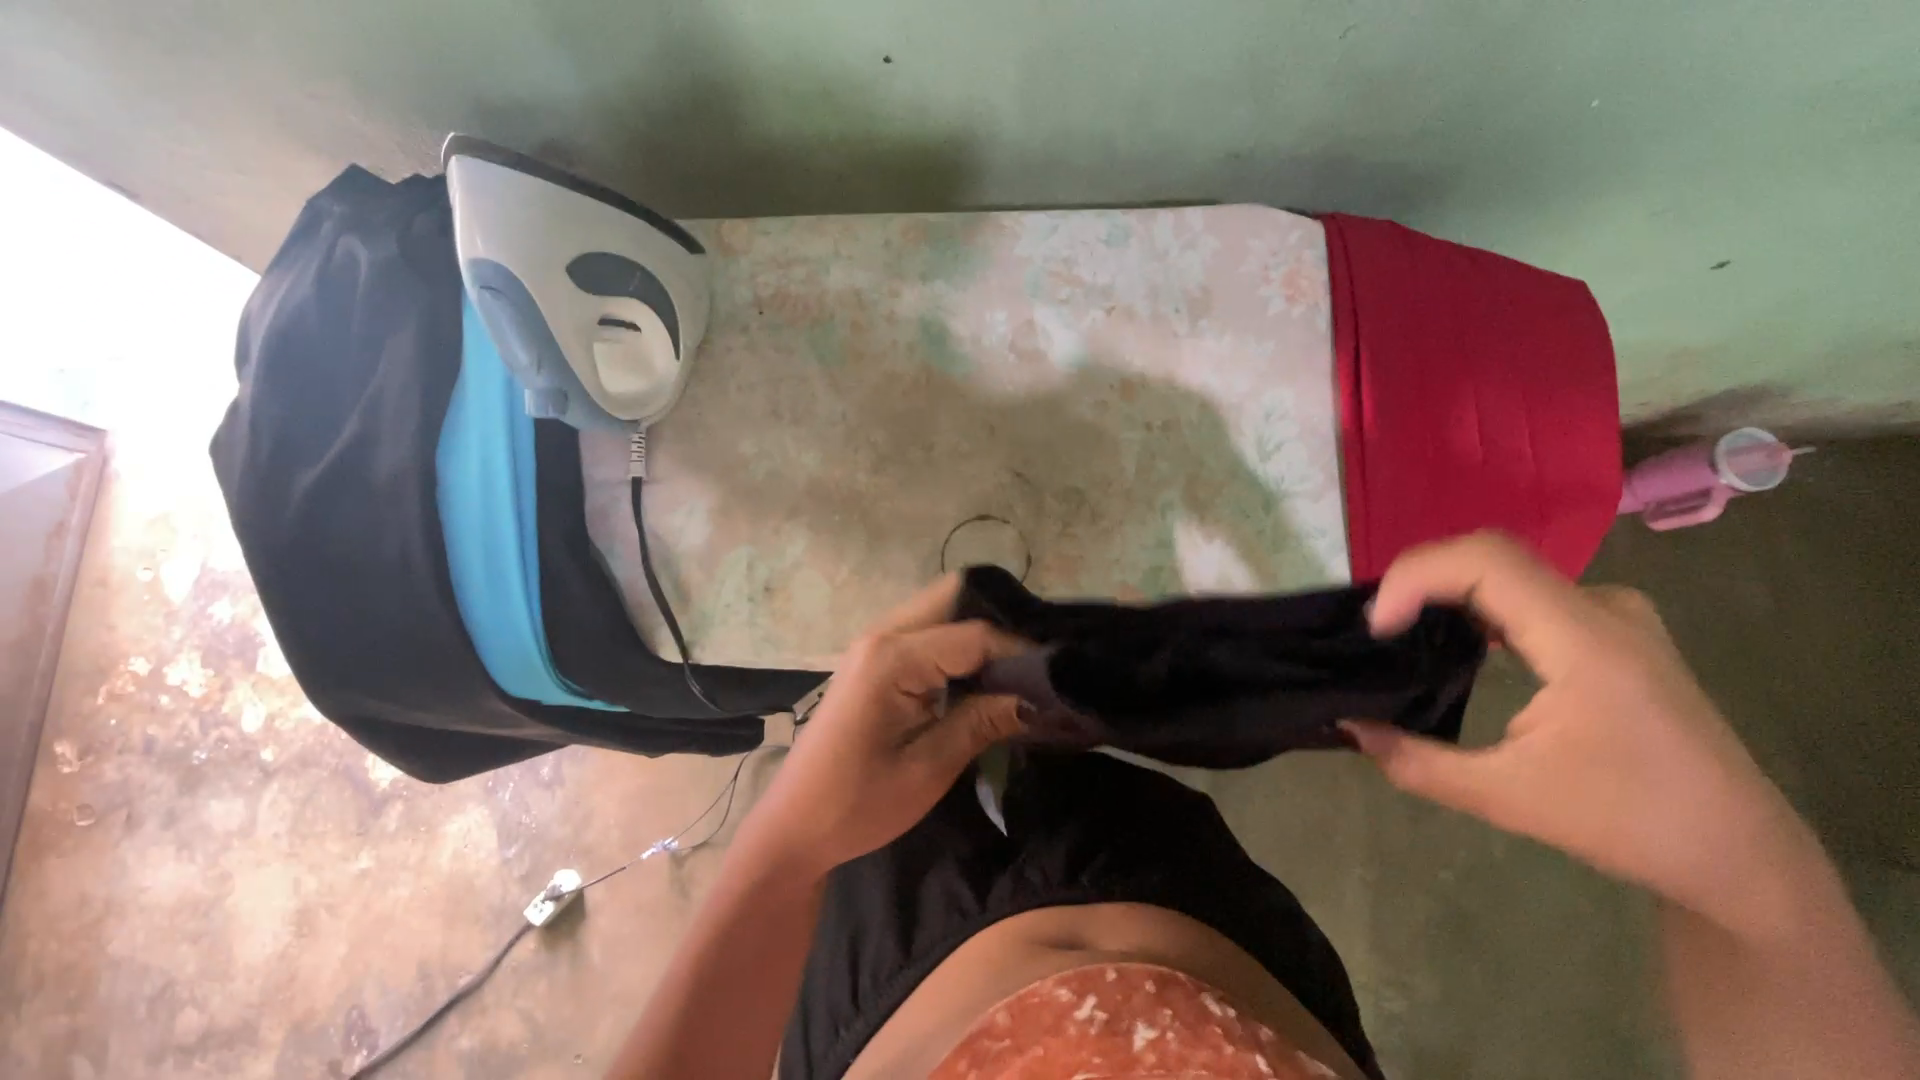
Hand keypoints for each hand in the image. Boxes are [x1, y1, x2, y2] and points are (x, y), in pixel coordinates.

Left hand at [742, 576, 1025, 876]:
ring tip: (1022, 671)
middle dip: (1002, 622)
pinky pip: (925, 633)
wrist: (793, 828)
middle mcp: (881, 635)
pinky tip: (984, 678)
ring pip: (940, 610)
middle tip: (1042, 664)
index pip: (975, 634)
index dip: (1022, 653)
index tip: (1061, 680)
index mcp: (892, 658)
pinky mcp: (873, 661)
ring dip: (980, 632)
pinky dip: (958, 645)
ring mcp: (873, 645)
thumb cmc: (857, 805)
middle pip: (954, 597)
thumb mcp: (929, 768)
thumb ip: (984, 721)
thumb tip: (1043, 696)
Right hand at [1342, 532, 1826, 939]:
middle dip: (1420, 580)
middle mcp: (1603, 609)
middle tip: (1377, 629)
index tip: (1377, 627)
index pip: (1485, 560)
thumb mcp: (1506, 798)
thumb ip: (1416, 763)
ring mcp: (1616, 616)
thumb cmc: (1629, 823)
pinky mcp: (1615, 632)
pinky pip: (1532, 594)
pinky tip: (1457, 642)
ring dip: (1448, 591)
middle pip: (1492, 556)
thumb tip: (1349, 728)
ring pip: (1512, 572)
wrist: (1739, 852)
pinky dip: (1479, 604)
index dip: (1414, 575)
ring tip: (1402, 631)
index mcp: (1585, 639)